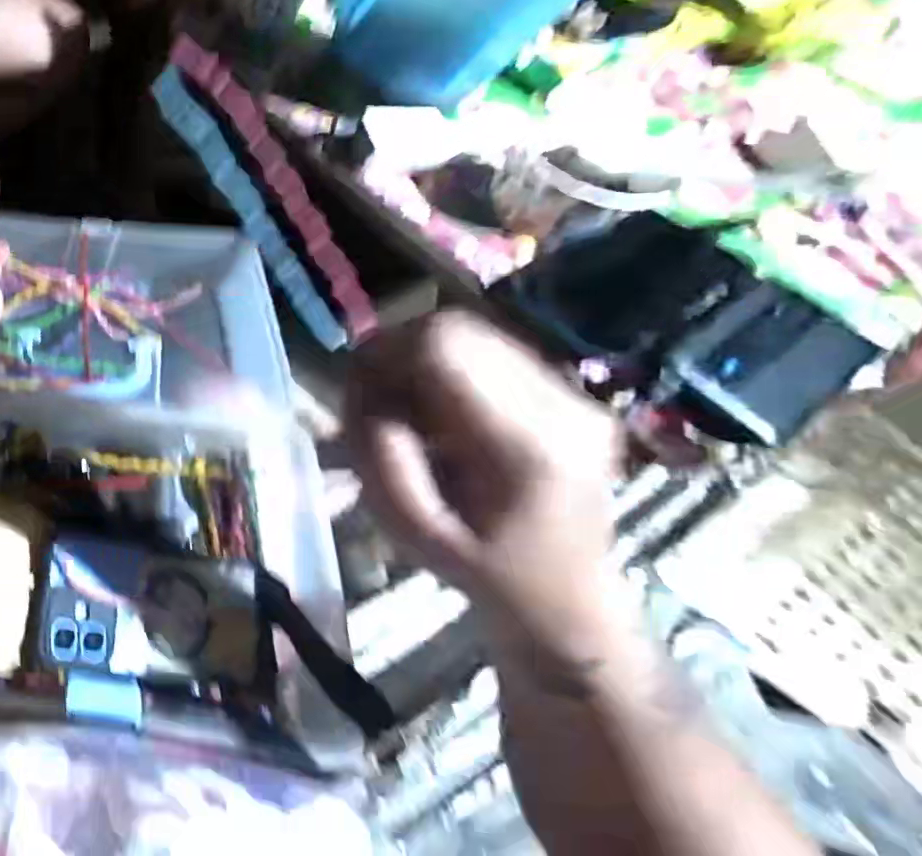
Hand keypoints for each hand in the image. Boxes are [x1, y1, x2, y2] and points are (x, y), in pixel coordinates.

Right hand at [344, 312, 626, 652]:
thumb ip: (378, 454)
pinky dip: (443, 367)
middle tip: (374, 402)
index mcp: (527, 444)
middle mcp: (562, 405)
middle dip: (394, 354)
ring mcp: (573, 395)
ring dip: (418, 360)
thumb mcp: (409, 526)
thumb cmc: (481, 570)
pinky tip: (440, 411)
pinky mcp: (569, 392)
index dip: (380, 356)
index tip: (355, 395)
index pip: (440, 346)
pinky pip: (486, 348)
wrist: (566, 600)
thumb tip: (361, 388)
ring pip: (467, 331)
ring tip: (408, 410)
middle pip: (452, 328)